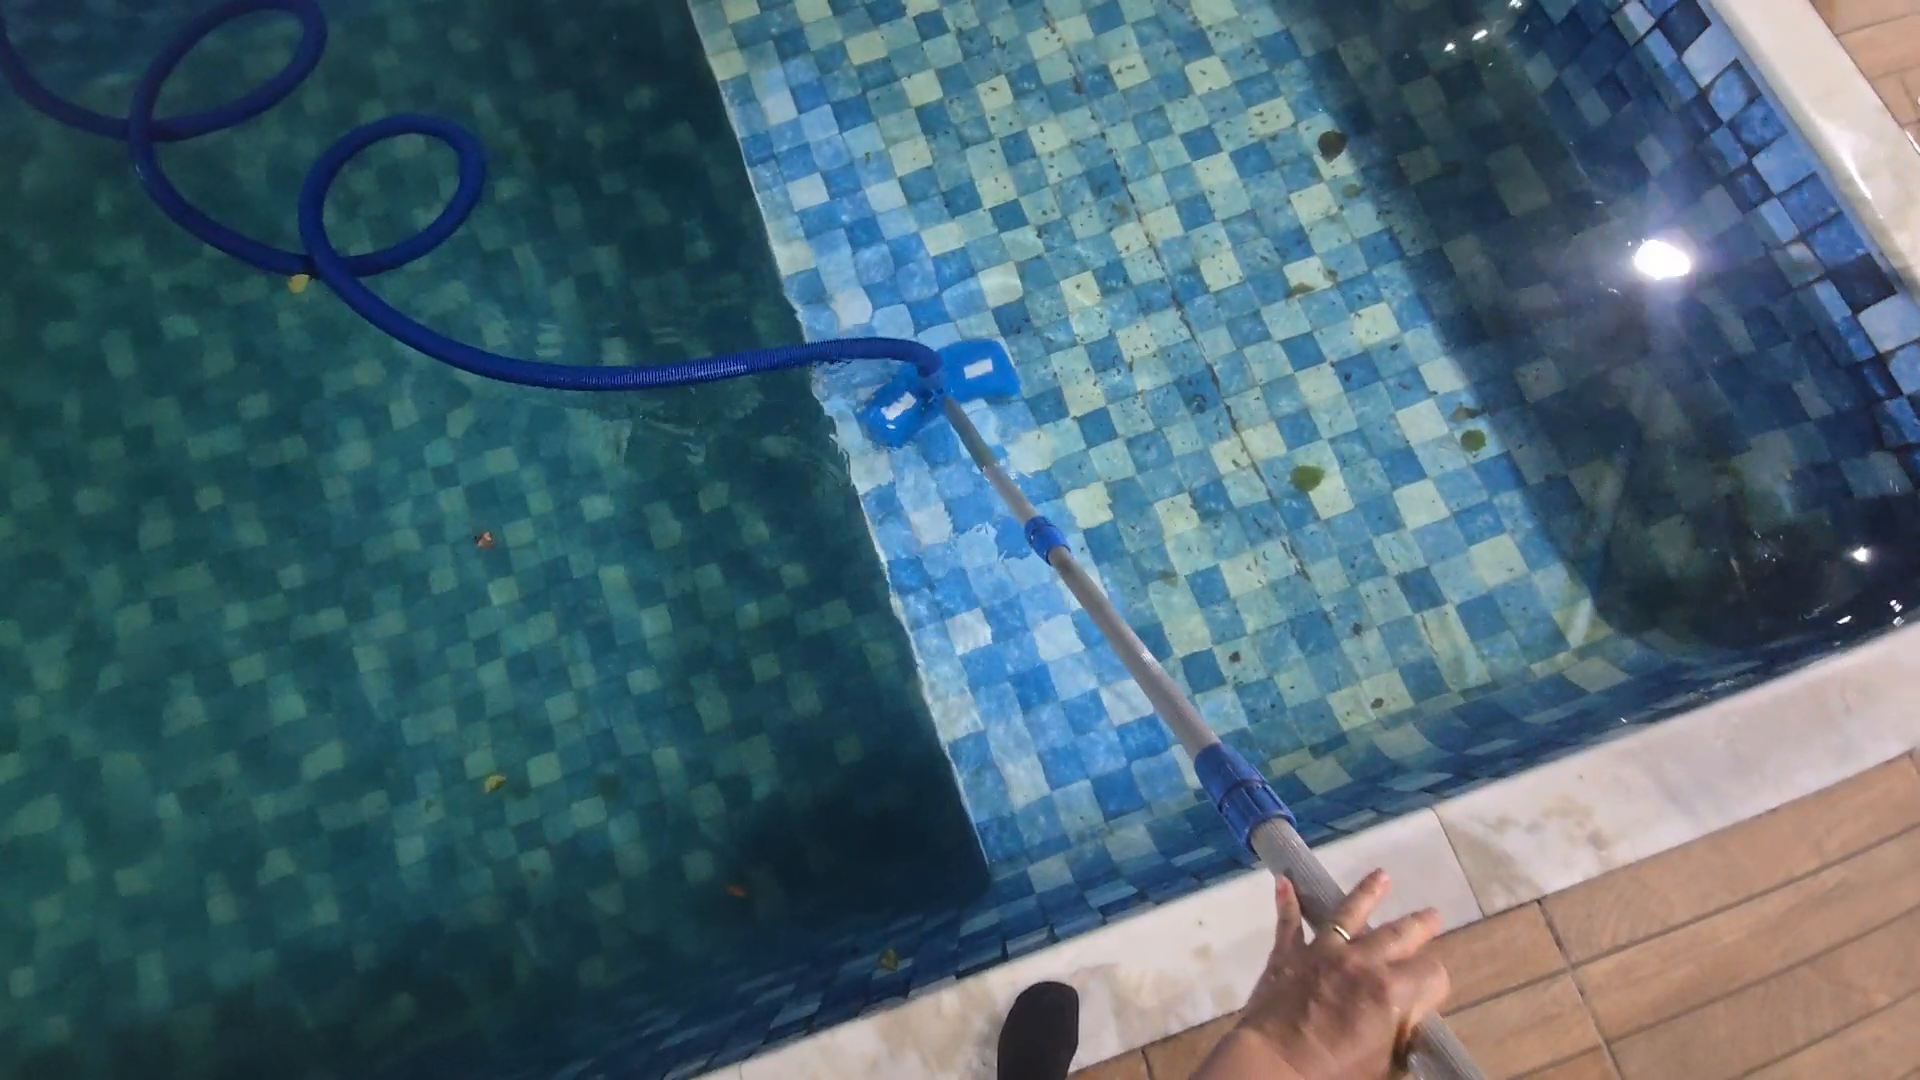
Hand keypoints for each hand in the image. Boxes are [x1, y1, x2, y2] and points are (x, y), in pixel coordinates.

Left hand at [1196, 870, 1449, 1079]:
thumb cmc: (1337, 1075)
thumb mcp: (1387, 1067)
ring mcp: (1320, 951)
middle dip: (1419, 925)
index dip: (1436, 982)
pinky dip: (1285, 900)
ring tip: (1382, 876)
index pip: (1430, 974)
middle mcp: (1359, 962)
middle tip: (1434, 914)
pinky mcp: (1287, 952)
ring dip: (1367, 893)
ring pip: (1347, 912)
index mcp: (1390, 992)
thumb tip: (1407, 1020)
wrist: (1276, 1064)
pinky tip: (1283, 879)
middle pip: (1397, 935)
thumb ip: (1402, 1037)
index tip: (1433, 988)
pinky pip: (1287, 920)